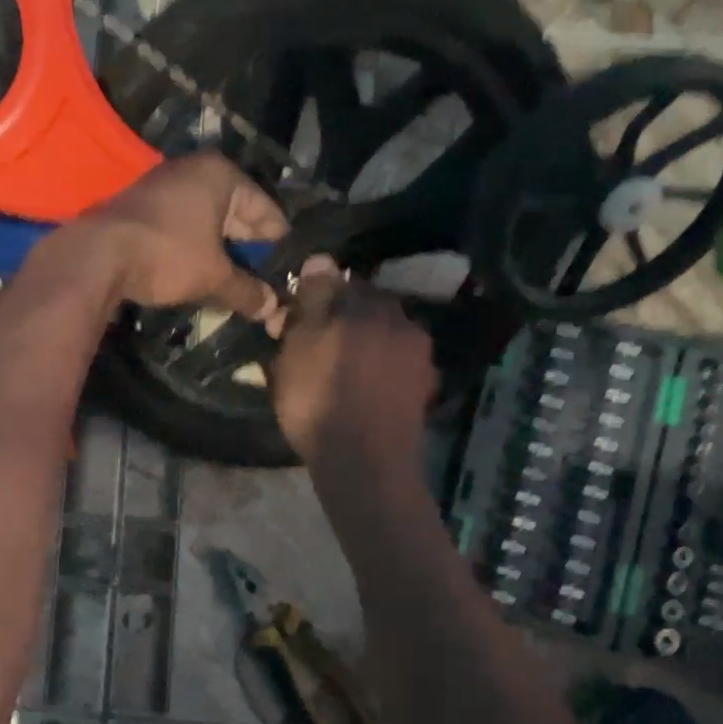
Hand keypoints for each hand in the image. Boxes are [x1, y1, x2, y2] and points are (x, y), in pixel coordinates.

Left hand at [68, 153, 288, 320]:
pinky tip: (198, 273)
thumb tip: (272, 308)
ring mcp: (162, 185)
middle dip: (247, 247)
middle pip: (235, 213)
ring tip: (235, 282)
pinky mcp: (139, 206)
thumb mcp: (212, 276)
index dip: (278, 244)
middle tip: (264, 281)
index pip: (266, 210)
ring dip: (217, 249)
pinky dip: (191, 247)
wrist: (95, 256)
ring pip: (205, 221)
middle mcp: (192, 170)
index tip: (287, 271)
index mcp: (221, 174)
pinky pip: (179, 226)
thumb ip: (246, 291)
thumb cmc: (166, 254)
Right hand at [269, 257, 437, 466]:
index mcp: (371, 307)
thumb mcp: (301, 344)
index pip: (344, 284)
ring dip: (364, 347)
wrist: (365, 463)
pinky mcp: (424, 391)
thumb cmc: (320, 399)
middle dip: (345, 322)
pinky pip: (395, 369)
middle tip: (315, 347)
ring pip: (384, 340)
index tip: (298, 321)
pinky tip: (360, 393)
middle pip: (369, 311)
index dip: (319, 300)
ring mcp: (420, 359)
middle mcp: (404, 323)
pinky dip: (378, 374)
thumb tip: (322, 259)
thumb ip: (314, 299)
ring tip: (337, 373)